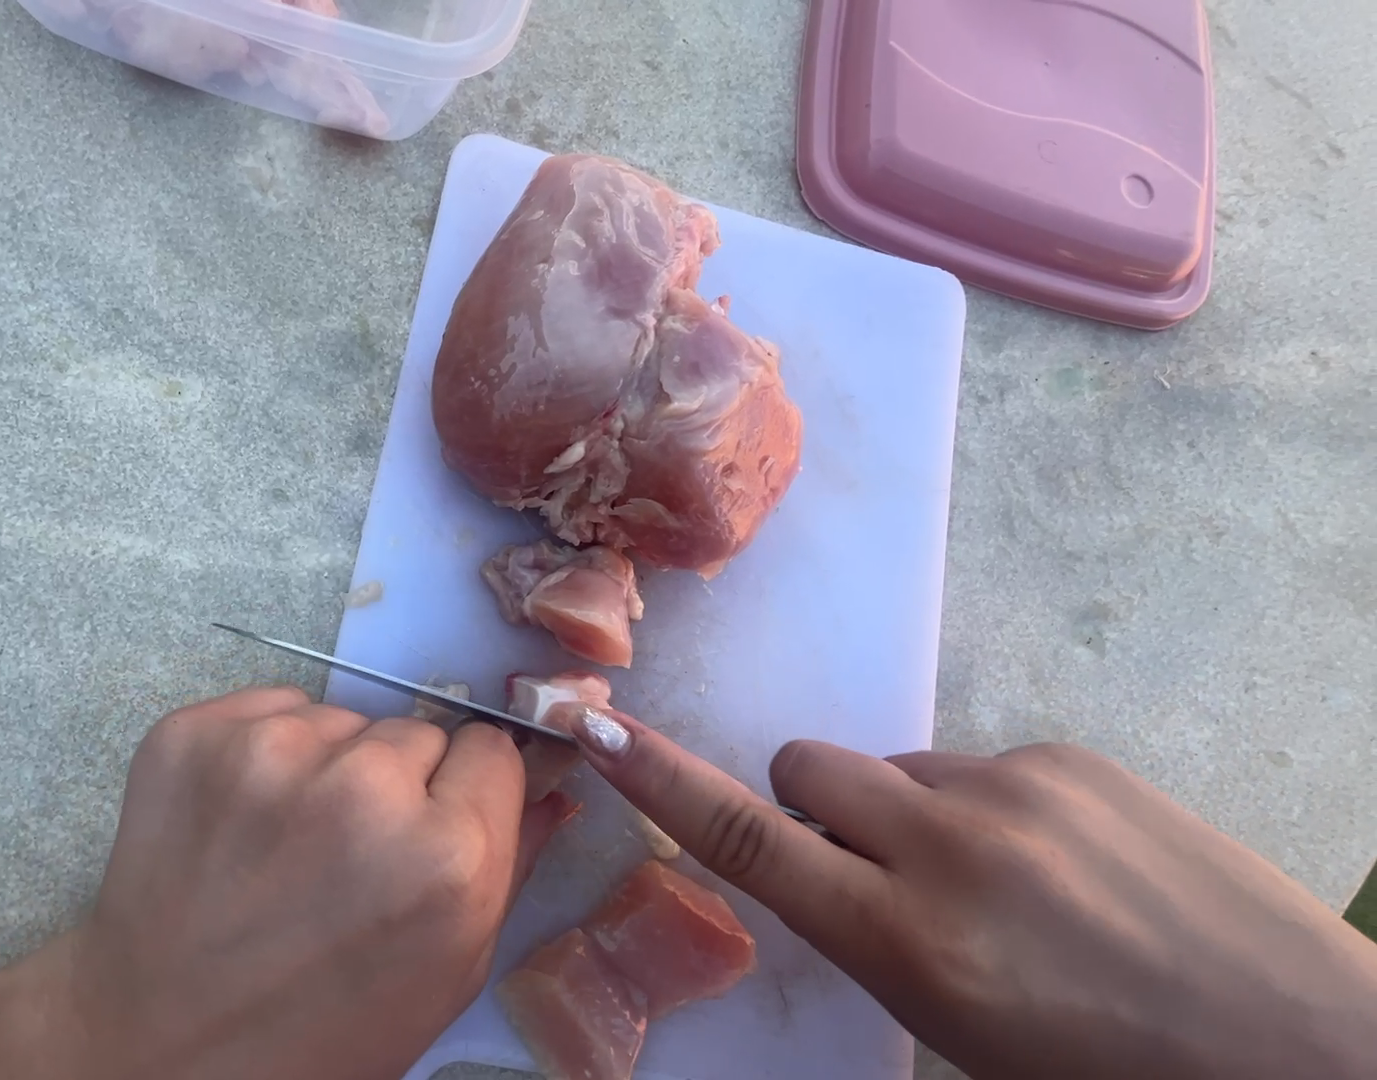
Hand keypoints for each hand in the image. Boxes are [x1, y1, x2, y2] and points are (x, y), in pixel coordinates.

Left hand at [50, 686, 575, 1079]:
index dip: (463, 789)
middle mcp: (362, 788)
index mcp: (445, 857)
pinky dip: (268, 749)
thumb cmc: (324, 1026)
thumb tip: (558, 781)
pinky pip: (273, 708)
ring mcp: (268, 752)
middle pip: (417, 729)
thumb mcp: (448, 970)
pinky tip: (242, 814)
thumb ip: (512, 859)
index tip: (431, 820)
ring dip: (330, 763)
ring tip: (287, 838)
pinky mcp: (194, 732)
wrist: (158, 1045)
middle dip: (398, 779)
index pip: (490, 748)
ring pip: (344, 717)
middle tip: (349, 848)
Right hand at [566, 707, 1376, 1079]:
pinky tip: (1077, 871)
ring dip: (915, 815)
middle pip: (805, 767)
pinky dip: (992, 808)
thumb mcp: (957, 1037)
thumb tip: (835, 858)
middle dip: (815, 805)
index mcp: (916, 945)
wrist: (1336, 1071)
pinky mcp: (1076, 758)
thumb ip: (869, 930)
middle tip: (883, 868)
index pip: (749, 841)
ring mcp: (1021, 790)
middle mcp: (953, 850)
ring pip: (894, 768)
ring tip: (1016, 887)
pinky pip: (978, 764)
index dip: (661, 781)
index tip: (599, 728)